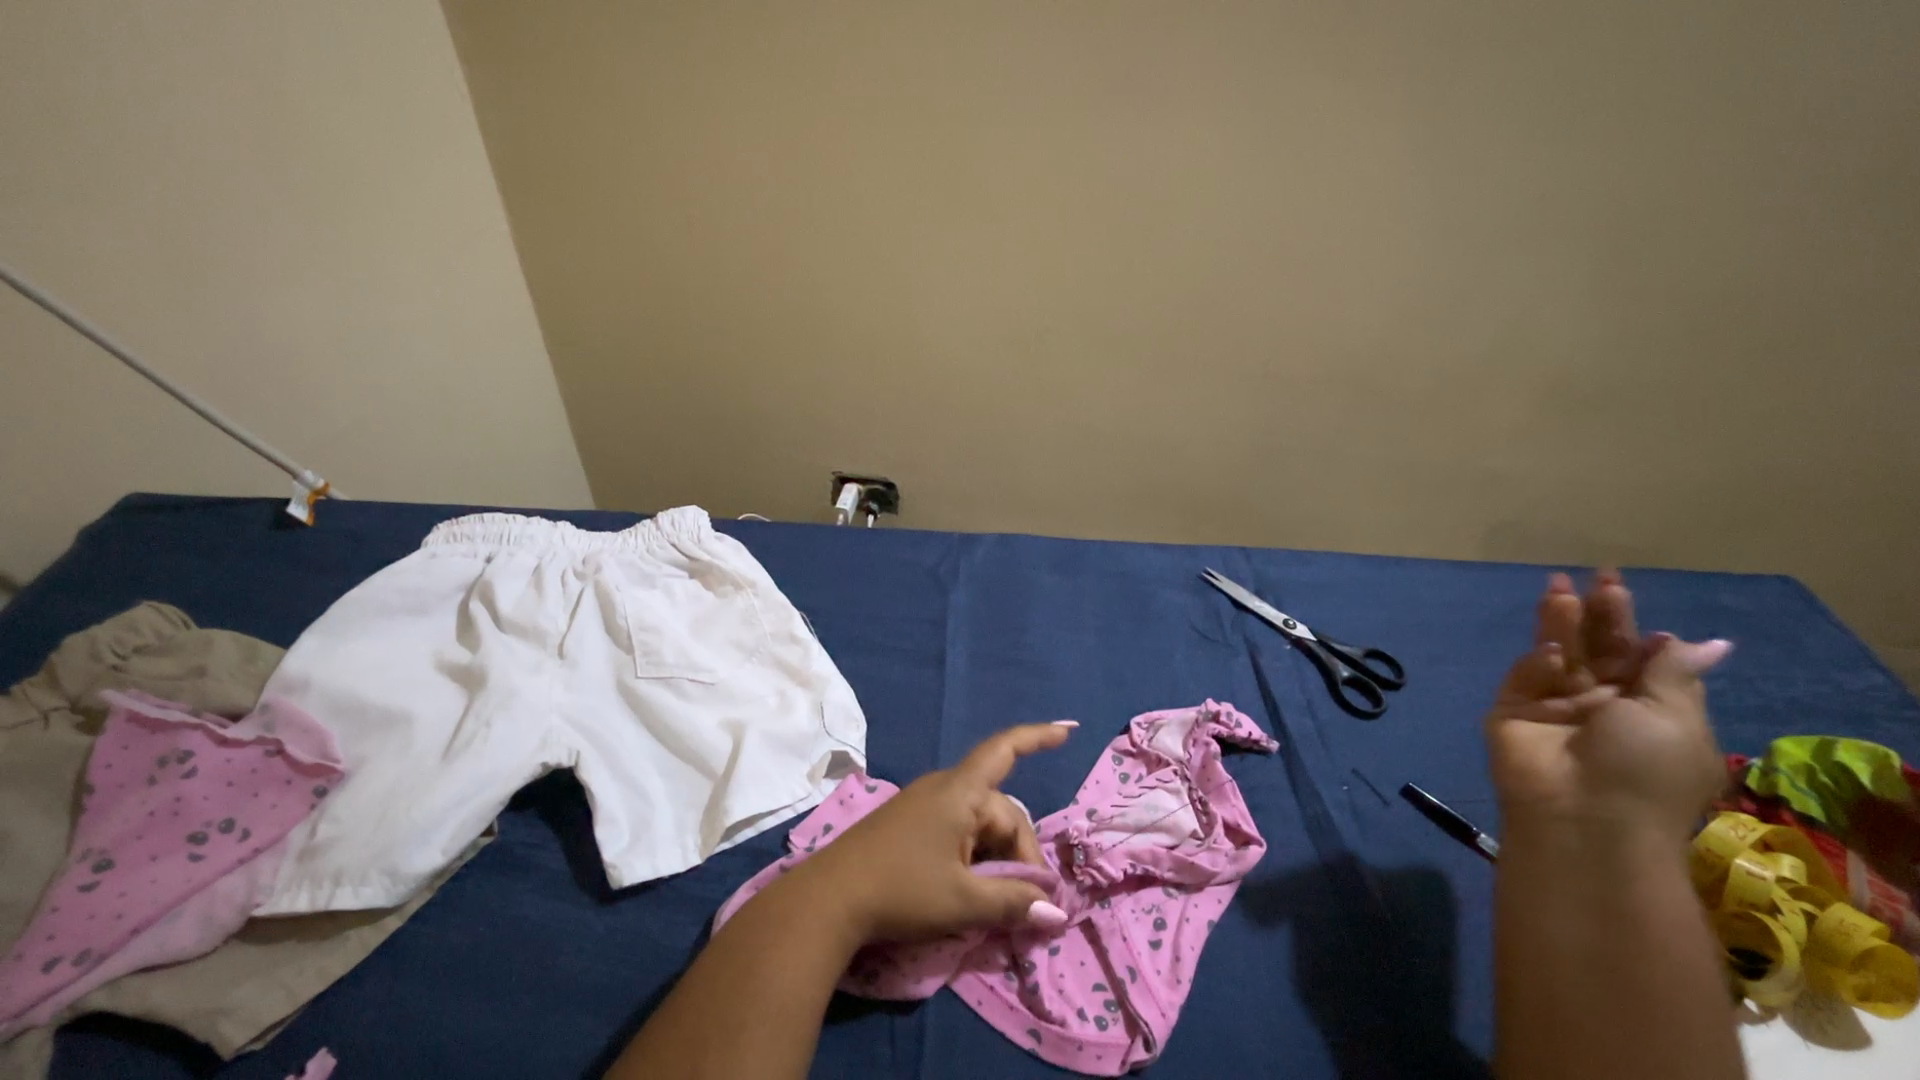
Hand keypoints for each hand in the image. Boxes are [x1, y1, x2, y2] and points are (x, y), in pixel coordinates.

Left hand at [785, 722, 1075, 945]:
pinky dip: (974, 861)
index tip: (1068, 730)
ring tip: (998, 904)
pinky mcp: (907, 828)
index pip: (1005, 751)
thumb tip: (1057, 912)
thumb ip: (1013, 904)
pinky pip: (956, 835)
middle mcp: (943, 791)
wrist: (826, 902)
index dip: (1038, 738)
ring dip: (997, 861)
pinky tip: (971, 893)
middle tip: (1028, 902)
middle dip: (1020, 853)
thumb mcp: (964, 903)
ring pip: (979, 828)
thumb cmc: (901, 891)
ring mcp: (922, 808)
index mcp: (960, 793)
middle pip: (1000, 812)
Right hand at [1486, 570, 1731, 840]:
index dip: (1626, 620)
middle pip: (1593, 648)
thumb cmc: (1645, 770)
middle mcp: (1599, 704)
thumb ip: (1674, 671)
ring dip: (1558, 622)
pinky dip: (1538, 664)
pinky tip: (1554, 656)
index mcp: (1645, 707)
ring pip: (1555, 655)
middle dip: (1592, 613)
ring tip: (1558, 588)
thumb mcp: (1677, 716)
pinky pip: (1525, 679)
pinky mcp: (1512, 714)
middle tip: (1592, 579)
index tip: (1615, 586)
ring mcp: (1552, 708)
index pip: (1634, 653)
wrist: (1585, 818)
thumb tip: (1707, 642)